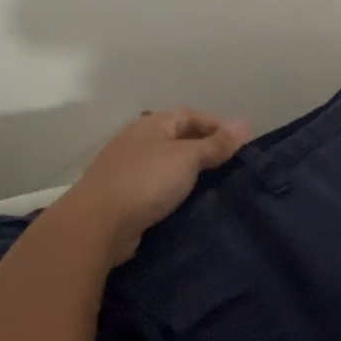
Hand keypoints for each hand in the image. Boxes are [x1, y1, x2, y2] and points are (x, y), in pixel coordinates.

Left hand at [50, 108, 250, 264]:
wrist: (94, 226)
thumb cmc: (146, 181)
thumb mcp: (189, 158)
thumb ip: (217, 143)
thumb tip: (246, 124)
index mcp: (151, 124)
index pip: (192, 115)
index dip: (218, 125)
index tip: (240, 144)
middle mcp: (137, 141)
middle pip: (179, 138)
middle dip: (206, 148)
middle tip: (231, 164)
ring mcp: (126, 168)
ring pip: (168, 163)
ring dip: (190, 171)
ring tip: (215, 183)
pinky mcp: (122, 195)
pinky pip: (157, 185)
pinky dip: (174, 189)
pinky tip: (188, 201)